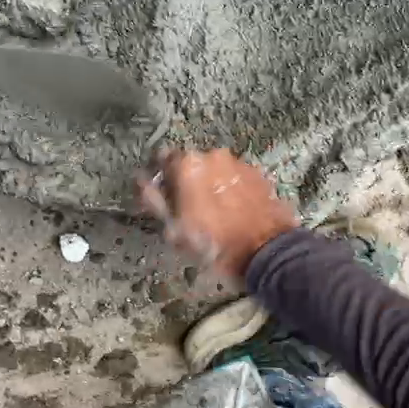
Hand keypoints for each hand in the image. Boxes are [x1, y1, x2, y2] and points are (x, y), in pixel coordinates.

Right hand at [137, 149, 296, 278]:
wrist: (268, 252)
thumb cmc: (214, 243)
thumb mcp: (174, 229)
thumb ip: (153, 200)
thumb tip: (140, 180)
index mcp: (187, 164)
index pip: (163, 159)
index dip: (161, 177)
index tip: (163, 194)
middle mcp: (212, 155)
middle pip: (191, 164)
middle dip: (187, 181)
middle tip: (189, 208)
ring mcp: (238, 163)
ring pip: (215, 170)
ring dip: (210, 184)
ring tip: (215, 212)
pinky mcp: (259, 175)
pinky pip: (235, 177)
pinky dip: (231, 189)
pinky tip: (234, 211)